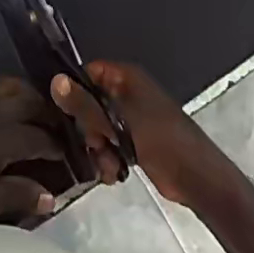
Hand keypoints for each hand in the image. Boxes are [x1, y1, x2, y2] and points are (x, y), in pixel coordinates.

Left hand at [0, 78, 63, 231]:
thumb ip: (19, 195)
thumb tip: (51, 196)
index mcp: (3, 136)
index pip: (41, 137)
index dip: (58, 148)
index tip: (70, 157)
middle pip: (30, 100)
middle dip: (48, 113)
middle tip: (59, 130)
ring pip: (10, 86)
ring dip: (28, 96)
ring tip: (37, 114)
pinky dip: (8, 95)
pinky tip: (5, 113)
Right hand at [51, 61, 236, 207]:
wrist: (198, 179)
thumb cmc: (162, 141)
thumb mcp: (119, 122)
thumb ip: (85, 105)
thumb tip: (55, 81)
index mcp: (126, 78)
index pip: (88, 73)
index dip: (74, 89)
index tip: (66, 112)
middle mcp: (127, 93)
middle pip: (89, 102)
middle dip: (89, 128)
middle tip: (96, 144)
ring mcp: (131, 118)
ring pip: (97, 127)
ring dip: (98, 148)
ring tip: (107, 165)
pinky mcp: (133, 142)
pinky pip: (109, 144)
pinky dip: (107, 158)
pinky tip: (113, 173)